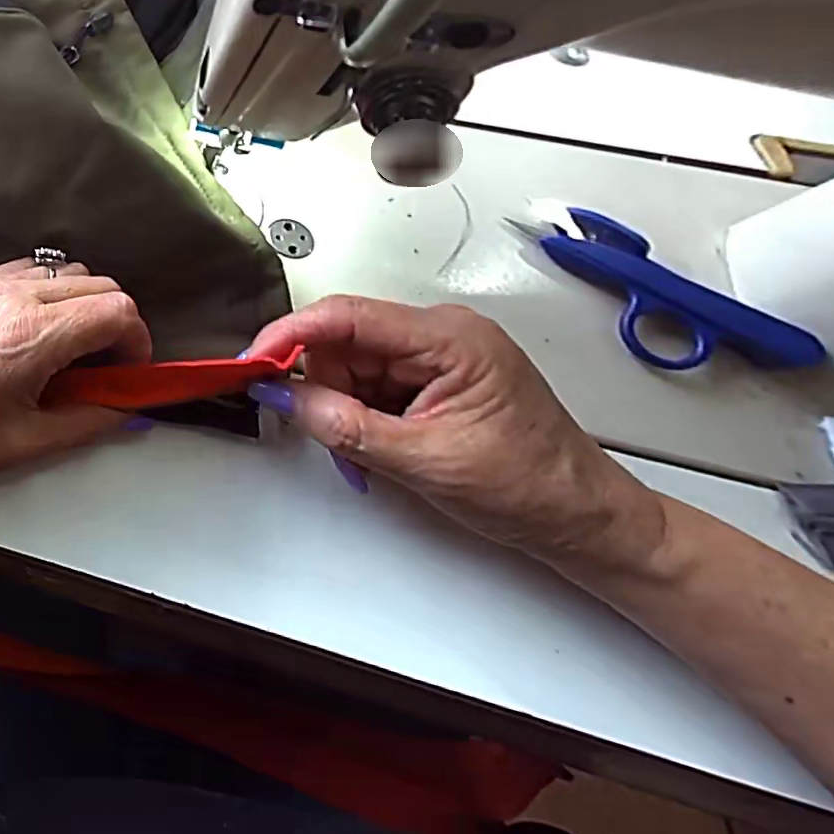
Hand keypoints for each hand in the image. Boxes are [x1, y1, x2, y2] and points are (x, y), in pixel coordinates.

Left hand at [0, 258, 150, 548]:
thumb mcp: (24, 442)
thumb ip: (89, 420)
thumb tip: (124, 405)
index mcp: (29, 337)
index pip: (117, 312)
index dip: (137, 342)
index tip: (129, 371)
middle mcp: (13, 296)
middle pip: (102, 286)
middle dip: (118, 325)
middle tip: (105, 367)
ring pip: (72, 273)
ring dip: (87, 307)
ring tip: (71, 352)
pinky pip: (36, 270)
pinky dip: (55, 294)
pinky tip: (39, 332)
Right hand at [247, 296, 667, 574]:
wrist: (578, 517)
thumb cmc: (532, 485)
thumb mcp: (425, 461)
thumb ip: (345, 426)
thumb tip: (286, 397)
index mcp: (449, 338)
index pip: (348, 316)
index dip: (291, 334)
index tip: (255, 361)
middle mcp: (438, 335)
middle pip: (343, 341)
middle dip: (321, 389)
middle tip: (324, 435)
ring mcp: (432, 355)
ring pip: (349, 365)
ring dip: (339, 410)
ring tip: (365, 456)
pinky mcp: (426, 376)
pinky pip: (366, 383)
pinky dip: (355, 416)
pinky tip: (375, 447)